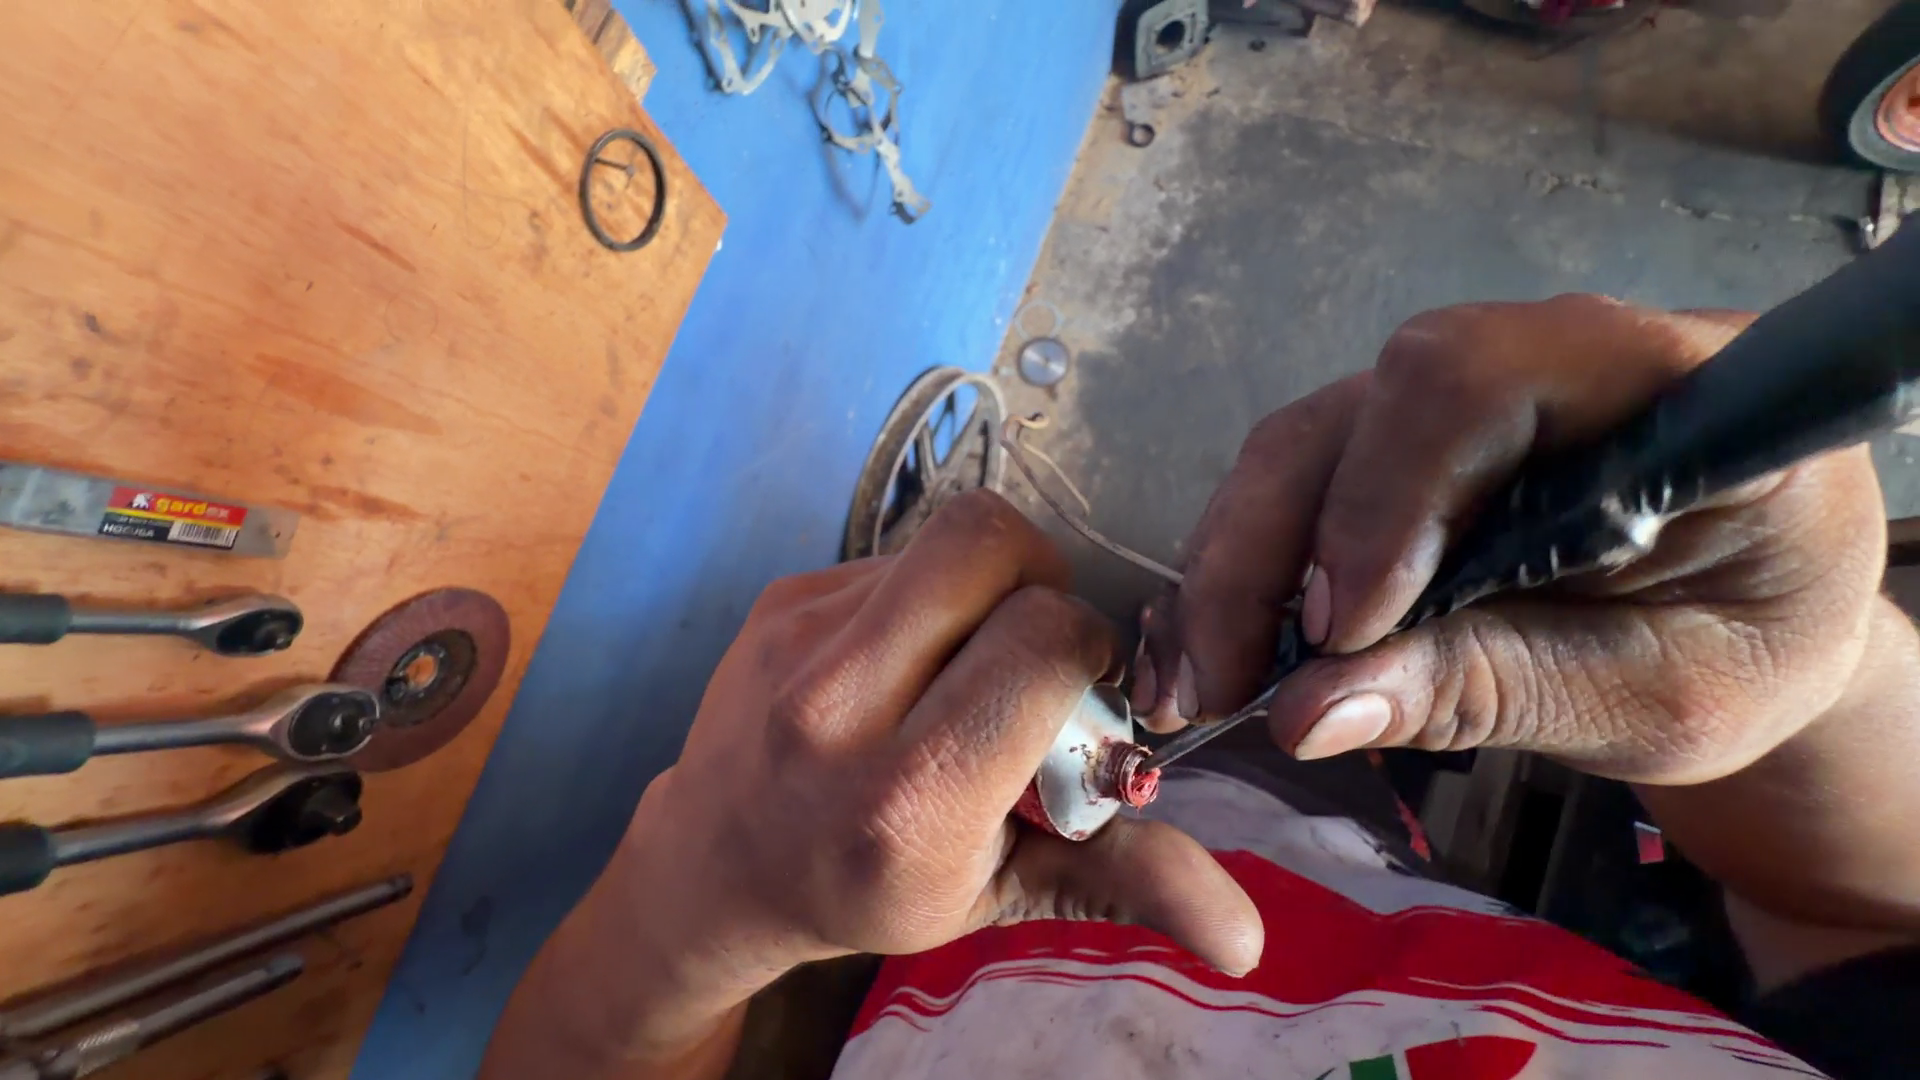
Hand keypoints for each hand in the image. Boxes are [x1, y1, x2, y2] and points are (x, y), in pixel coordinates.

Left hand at [633, 490, 1261, 1015]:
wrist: (712, 863)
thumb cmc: (864, 887)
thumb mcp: (995, 895)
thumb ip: (1118, 882)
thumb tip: (1246, 936)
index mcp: (908, 800)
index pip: (1041, 645)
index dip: (1087, 648)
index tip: (1077, 688)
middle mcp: (838, 705)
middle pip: (985, 543)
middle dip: (1041, 575)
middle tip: (1034, 635)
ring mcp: (798, 635)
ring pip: (943, 538)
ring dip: (987, 578)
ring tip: (972, 645)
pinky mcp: (781, 596)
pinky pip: (896, 555)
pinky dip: (930, 589)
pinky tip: (909, 651)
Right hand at [1136, 296, 1887, 785]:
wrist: (1723, 619)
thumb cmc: (1734, 650)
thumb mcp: (1649, 699)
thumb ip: (1487, 691)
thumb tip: (1302, 715)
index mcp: (1652, 384)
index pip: (1466, 384)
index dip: (1380, 500)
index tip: (1339, 636)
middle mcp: (1511, 363)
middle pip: (1332, 426)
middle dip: (1256, 563)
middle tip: (1216, 690)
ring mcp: (1427, 405)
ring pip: (1280, 458)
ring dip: (1225, 577)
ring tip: (1203, 685)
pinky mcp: (1373, 447)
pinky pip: (1272, 492)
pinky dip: (1231, 577)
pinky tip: (1214, 646)